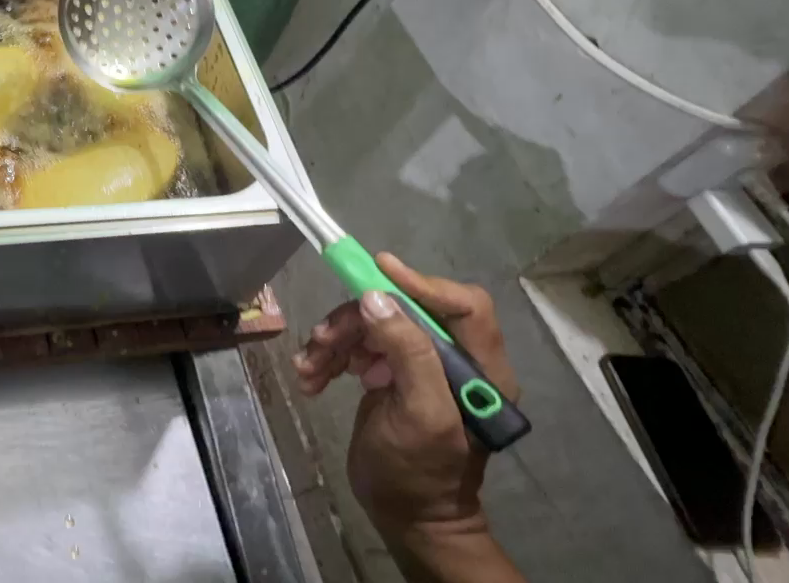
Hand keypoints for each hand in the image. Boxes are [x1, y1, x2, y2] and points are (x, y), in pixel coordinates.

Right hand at [292, 254, 518, 538]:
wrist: (406, 519)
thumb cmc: (421, 474)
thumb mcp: (420, 416)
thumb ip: (408, 354)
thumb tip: (376, 297)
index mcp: (479, 368)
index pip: (463, 305)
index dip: (421, 283)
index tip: (376, 269)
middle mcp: (453, 360)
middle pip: (402, 311)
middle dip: (357, 322)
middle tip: (323, 340)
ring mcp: (418, 366)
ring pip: (372, 325)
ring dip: (334, 341)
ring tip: (309, 367)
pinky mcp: (388, 375)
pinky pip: (356, 347)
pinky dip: (329, 357)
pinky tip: (312, 377)